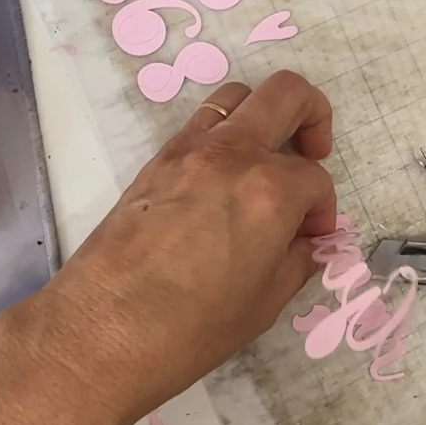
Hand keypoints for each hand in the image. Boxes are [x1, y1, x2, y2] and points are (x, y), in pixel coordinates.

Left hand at [28, 71, 336, 424]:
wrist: (102, 330)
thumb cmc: (192, 328)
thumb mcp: (265, 302)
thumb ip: (297, 259)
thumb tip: (306, 241)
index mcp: (271, 190)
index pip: (316, 179)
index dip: (323, 208)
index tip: (312, 236)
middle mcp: (234, 153)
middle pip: (288, 94)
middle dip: (314, 116)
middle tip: (313, 153)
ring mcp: (191, 149)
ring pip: (239, 96)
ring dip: (264, 115)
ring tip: (266, 157)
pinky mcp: (158, 158)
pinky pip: (203, 123)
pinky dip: (225, 134)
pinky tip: (225, 178)